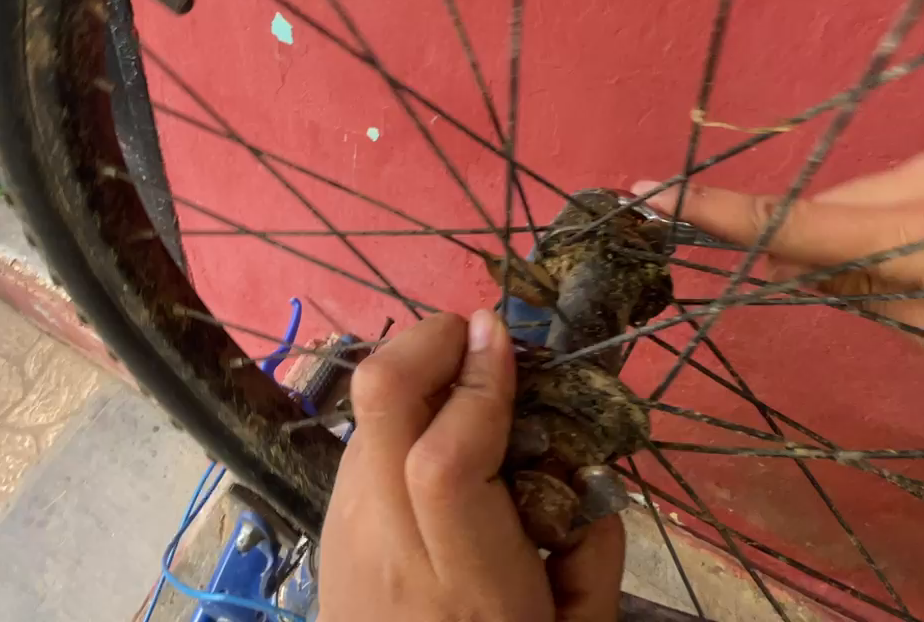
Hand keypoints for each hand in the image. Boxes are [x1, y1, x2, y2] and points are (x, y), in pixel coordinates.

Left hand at [319, 311, 624, 621]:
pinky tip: (437, 418)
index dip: (477, 385)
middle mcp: (390, 545)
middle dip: (427, 341)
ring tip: (462, 370)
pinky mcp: (329, 510)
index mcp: (465, 590)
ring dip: (415, 364)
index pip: (445, 461)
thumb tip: (582, 456)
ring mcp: (346, 522)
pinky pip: (365, 430)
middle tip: (473, 334)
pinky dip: (404, 403)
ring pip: (367, 405)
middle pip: (379, 402)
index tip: (502, 335)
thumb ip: (594, 549)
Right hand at [637, 144, 923, 441]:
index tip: (644, 191)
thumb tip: (810, 269)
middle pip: (827, 207)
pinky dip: (897, 224)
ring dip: (859, 238)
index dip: (713, 212)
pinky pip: (907, 189)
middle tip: (821, 294)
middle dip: (806, 245)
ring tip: (917, 290)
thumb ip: (882, 301)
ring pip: (865, 197)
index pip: (793, 222)